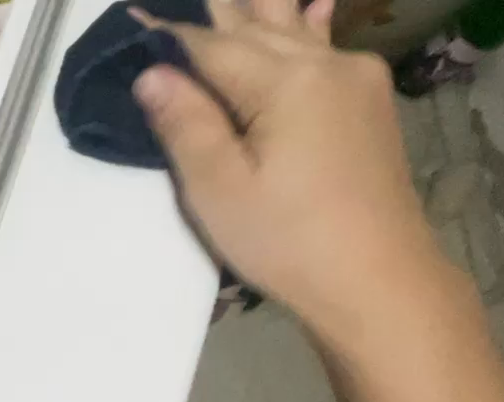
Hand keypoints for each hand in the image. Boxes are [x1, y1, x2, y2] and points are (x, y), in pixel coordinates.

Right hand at [131, 0, 451, 333]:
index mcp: (288, 83)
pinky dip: (304, 24)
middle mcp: (329, 64)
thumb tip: (152, 74)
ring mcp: (355, 80)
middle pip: (256, 27)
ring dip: (253, 12)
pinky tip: (310, 5)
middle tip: (166, 8)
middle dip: (211, 14)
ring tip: (224, 0)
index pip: (213, 46)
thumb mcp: (218, 189)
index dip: (168, 34)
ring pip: (292, 31)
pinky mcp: (365, 103)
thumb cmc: (283, 238)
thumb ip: (186, 124)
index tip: (131, 16)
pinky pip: (323, 48)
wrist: (372, 273)